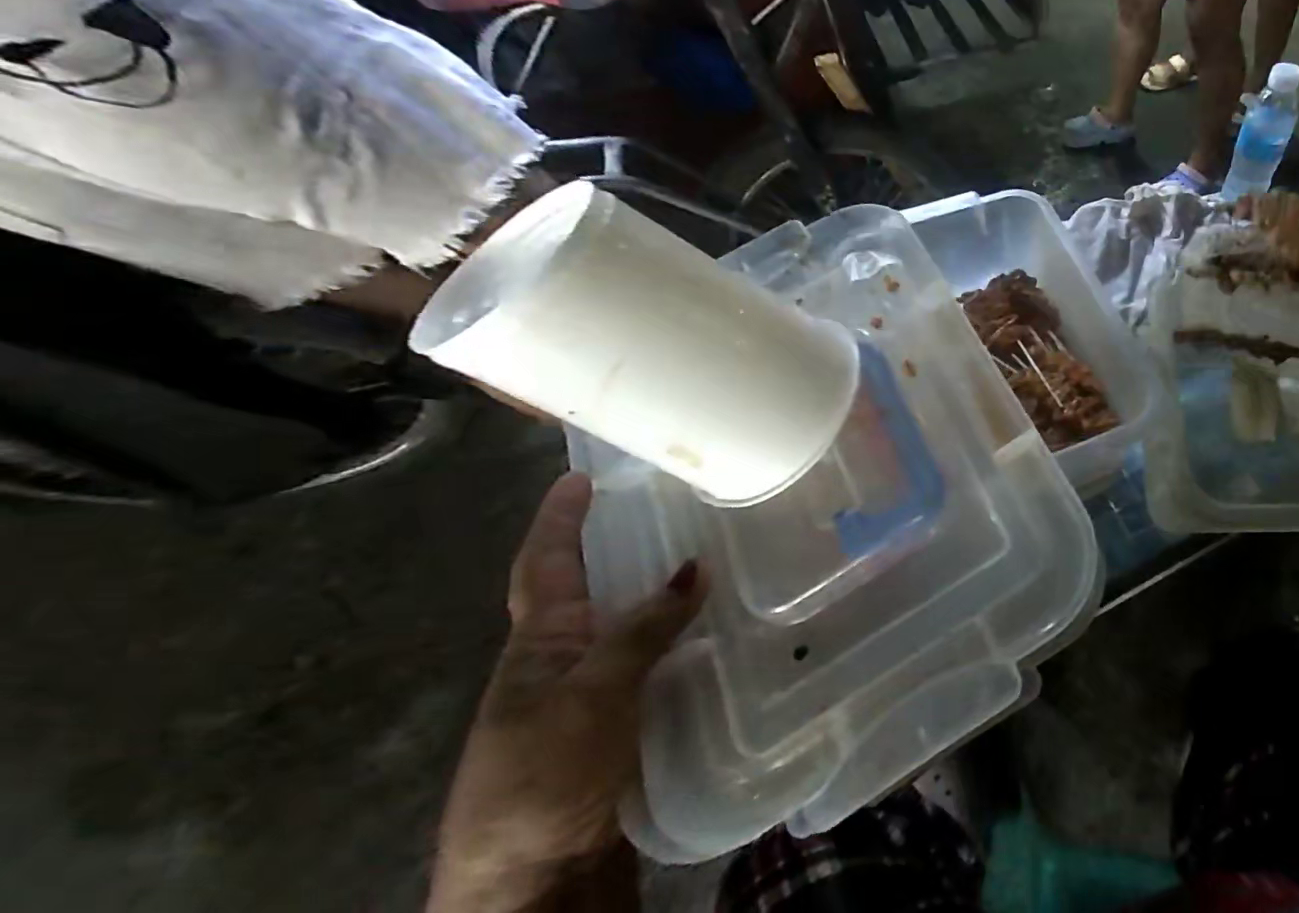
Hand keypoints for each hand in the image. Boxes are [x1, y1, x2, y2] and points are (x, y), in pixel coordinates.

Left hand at [428, 474, 706, 912]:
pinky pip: (652, 669)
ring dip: (657, 597)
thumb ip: (643, 630)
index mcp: (539, 645)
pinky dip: (678, 646)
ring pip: (628, 630)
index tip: (578, 476)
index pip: (544, 564)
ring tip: (707, 562)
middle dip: (613, 548)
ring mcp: (591, 700)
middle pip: (588, 591)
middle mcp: (563, 664)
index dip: (558, 519)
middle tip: (661, 510)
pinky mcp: (621, 731)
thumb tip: (695, 566)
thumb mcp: (591, 696)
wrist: (533, 887)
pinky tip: (716, 640)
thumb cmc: (543, 779)